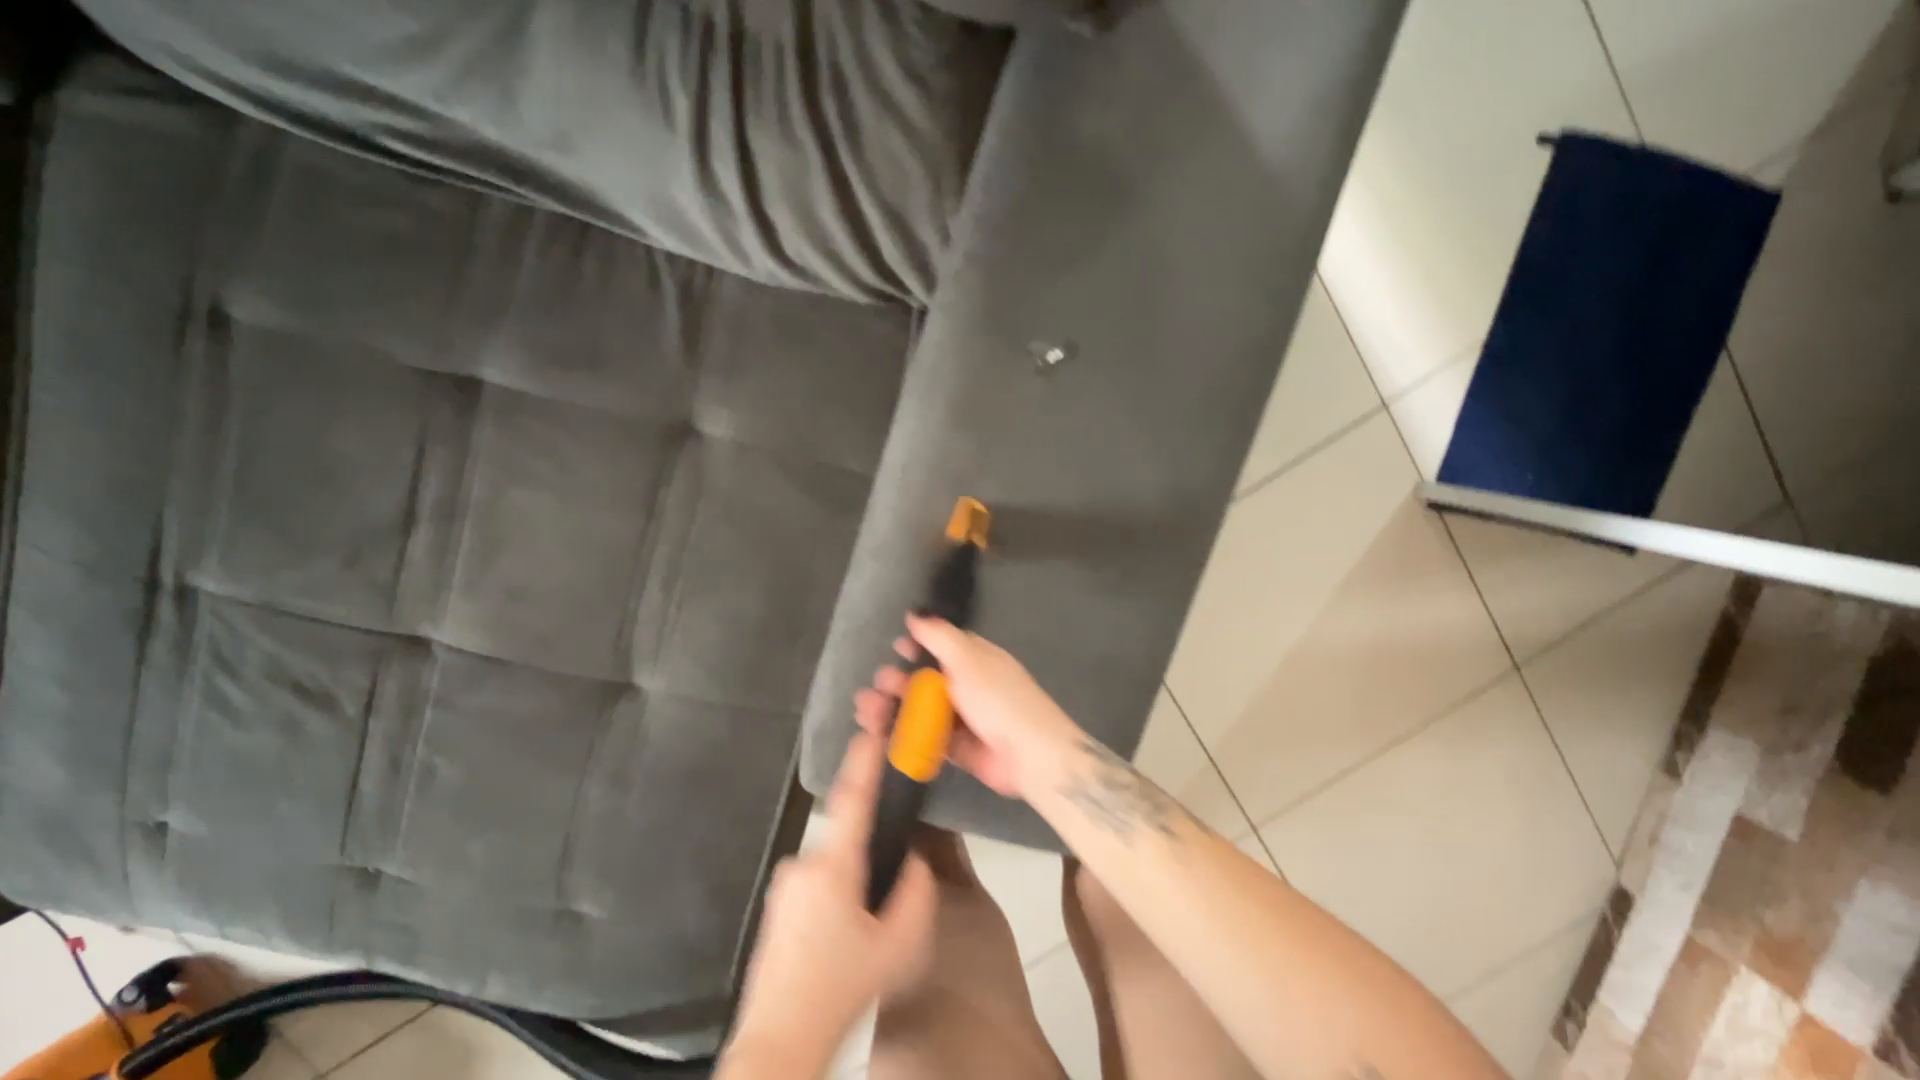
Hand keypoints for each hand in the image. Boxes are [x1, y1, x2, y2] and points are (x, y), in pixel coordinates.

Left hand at [729, 732, 936, 1067]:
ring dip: (851, 890)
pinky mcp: (775, 909)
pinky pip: (815, 891)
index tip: (873, 728)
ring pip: (832, 872)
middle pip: (847, 843)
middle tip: (885, 903)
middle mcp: (802, 865)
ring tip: (862, 938)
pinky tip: (841, 947)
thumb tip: (911, 862)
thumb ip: (916, 892)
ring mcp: (783, 887)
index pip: (853, 799)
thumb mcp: (900, 944)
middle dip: (869, 860)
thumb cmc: (843, 988)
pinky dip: (833, 906)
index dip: (865, 760)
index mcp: (833, 866)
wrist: (781, 1036)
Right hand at [855, 616, 1082, 799]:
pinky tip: (882, 732)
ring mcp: (962, 718)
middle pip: (927, 680)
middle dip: (899, 680)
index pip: (943, 646)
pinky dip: (904, 734)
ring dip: (895, 707)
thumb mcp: (968, 659)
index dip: (918, 645)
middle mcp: (968, 686)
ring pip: (922, 709)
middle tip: (879, 684)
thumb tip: (916, 613)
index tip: (896, 648)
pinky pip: (925, 737)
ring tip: (869, 709)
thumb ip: (939, 636)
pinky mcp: (956, 748)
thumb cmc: (998, 699)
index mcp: (976, 659)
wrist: (1028, 755)